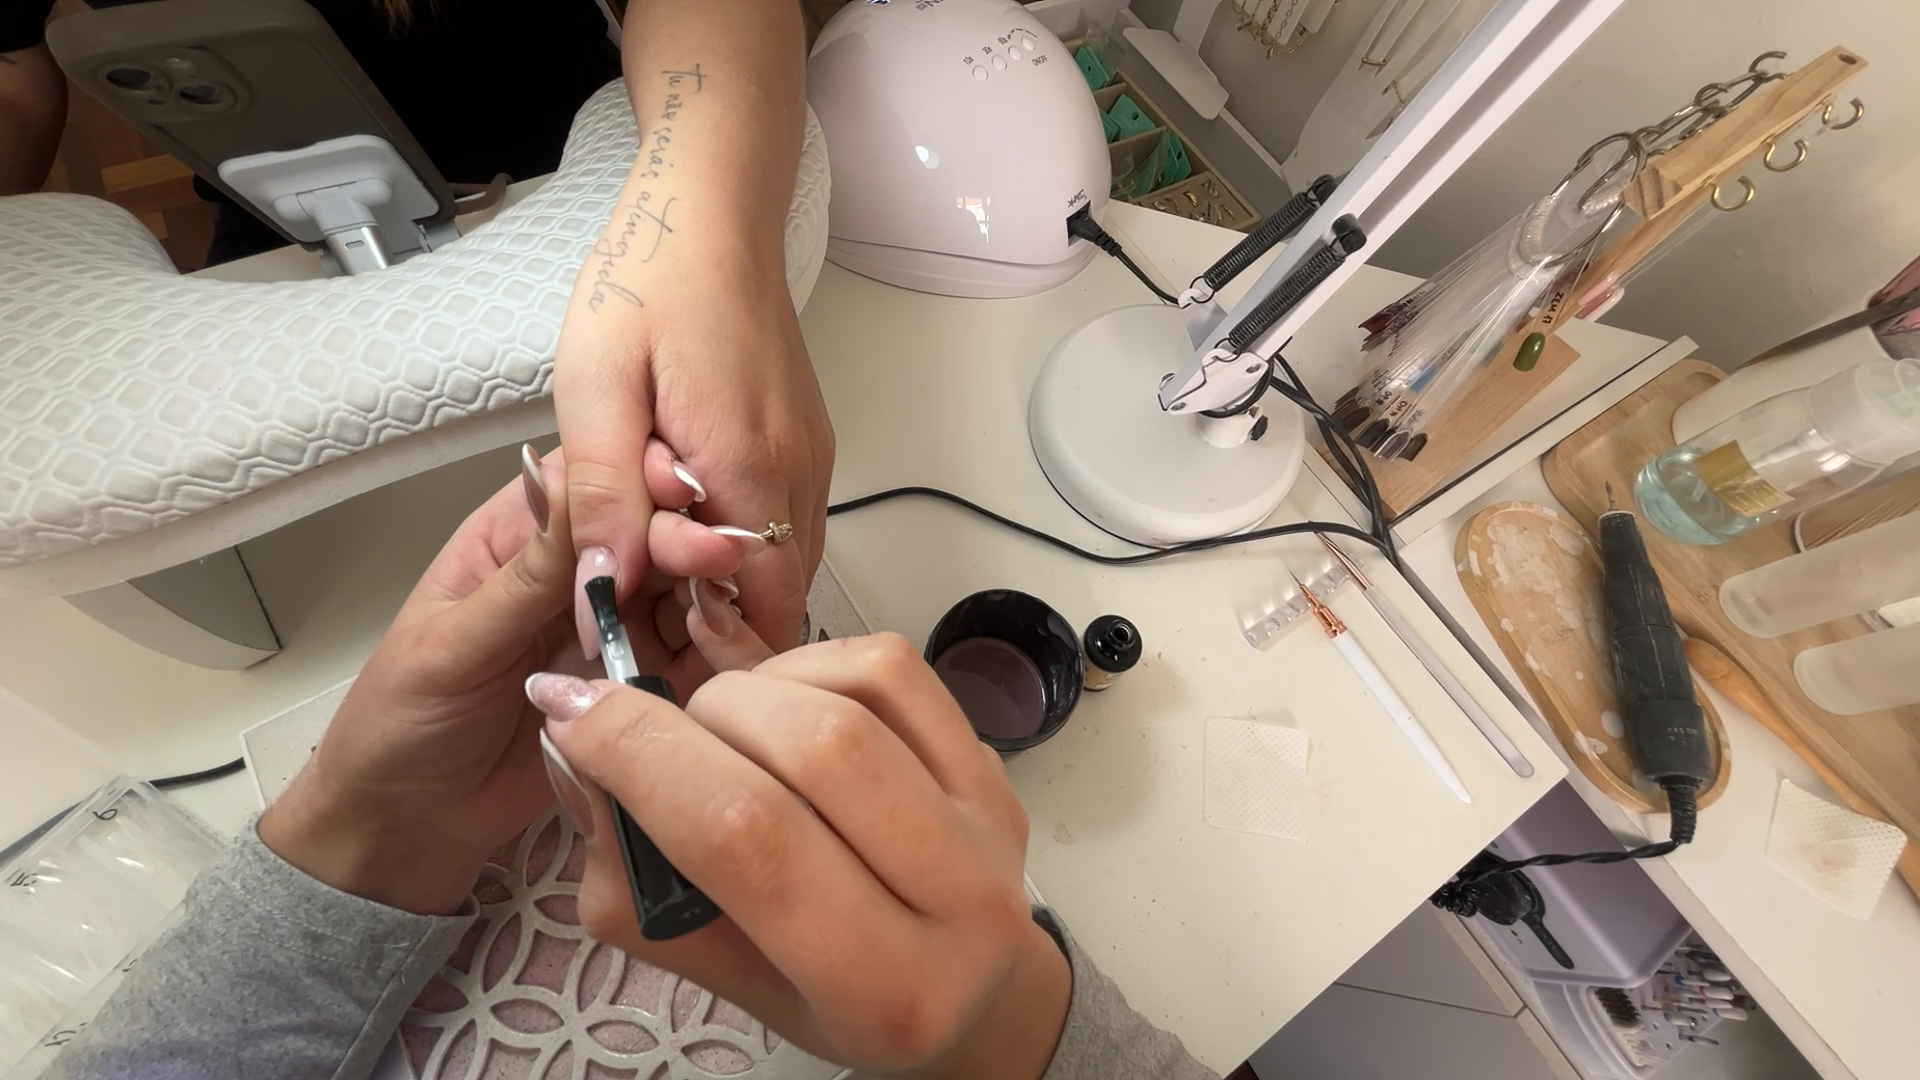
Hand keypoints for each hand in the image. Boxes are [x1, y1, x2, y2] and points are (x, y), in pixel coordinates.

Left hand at [259, 446, 743, 913]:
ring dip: (712, 591)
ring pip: (688, 584)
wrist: (420, 821)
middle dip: (688, 540)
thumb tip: (589, 494)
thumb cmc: (406, 718)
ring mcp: (624, 619)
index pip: (596, 484)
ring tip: (727, 609)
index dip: (640, 481)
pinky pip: (697, 646)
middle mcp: (587, 566)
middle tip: (718, 560)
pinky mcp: (650, 669)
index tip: (677, 495)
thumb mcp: (453, 642)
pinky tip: (725, 646)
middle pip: (655, 531)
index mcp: (528, 533)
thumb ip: (528, 578)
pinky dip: (719, 642)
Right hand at [530, 633, 1069, 1077]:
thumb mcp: (730, 975)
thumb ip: (642, 886)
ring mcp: (986, 811)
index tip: (574, 714)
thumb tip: (582, 747)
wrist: (977, 986)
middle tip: (670, 728)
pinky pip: (896, 667)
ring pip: (861, 692)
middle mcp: (957, 894)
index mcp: (882, 987)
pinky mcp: (990, 755)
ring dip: (764, 682)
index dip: (648, 759)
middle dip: (708, 715)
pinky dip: (818, 660)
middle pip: (816, 749)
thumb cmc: (843, 998)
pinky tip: (793, 696)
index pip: (752, 840)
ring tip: (734, 718)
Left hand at [554, 261, 832, 666]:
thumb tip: (605, 589)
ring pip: (793, 564)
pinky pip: (793, 526)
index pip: (764, 604)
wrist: (715, 220)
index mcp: (750, 468)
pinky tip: (700, 526)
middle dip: (728, 627)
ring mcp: (814, 460)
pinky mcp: (810, 446)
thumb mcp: (595, 388)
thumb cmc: (650, 287)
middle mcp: (801, 474)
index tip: (660, 660)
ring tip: (667, 571)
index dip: (722, 650)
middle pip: (785, 594)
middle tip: (652, 618)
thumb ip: (602, 496)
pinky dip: (753, 550)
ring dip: (738, 589)